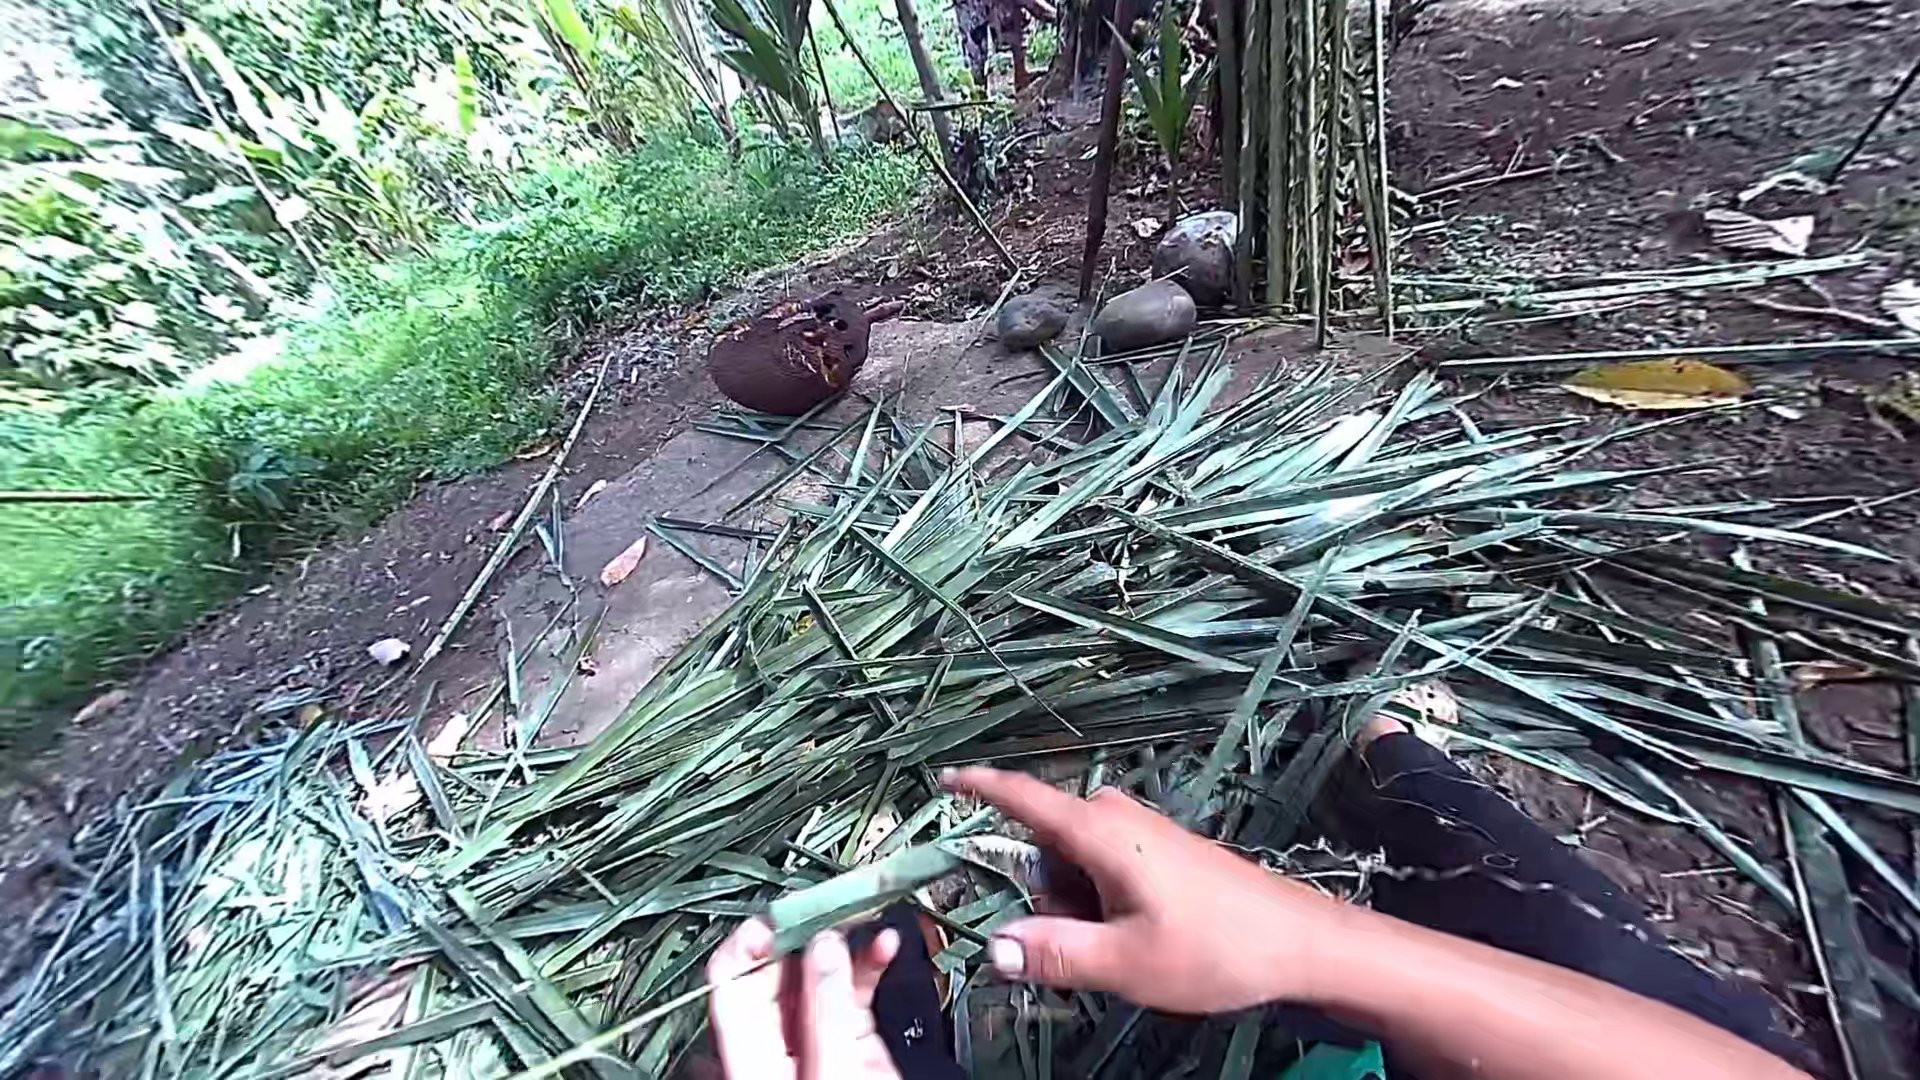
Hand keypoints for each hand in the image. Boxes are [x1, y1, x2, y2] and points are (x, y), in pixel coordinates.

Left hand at [705, 919, 903, 1079]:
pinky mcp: (846, 1039)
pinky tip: (887, 946)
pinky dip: (871, 960)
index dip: (757, 935)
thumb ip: (826, 1011)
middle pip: (779, 967)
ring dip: (848, 938)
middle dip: (811, 926)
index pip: (732, 979)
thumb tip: (824, 944)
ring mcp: (812, 1040)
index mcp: (750, 1061)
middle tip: (842, 899)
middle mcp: (775, 1044)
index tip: (792, 904)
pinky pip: (852, 986)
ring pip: (820, 970)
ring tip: (873, 919)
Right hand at [942, 766, 1351, 1012]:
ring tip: (1127, 940)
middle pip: (1045, 849)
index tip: (945, 777)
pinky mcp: (1146, 839)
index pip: (1024, 797)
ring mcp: (1130, 824)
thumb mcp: (1128, 963)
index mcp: (1097, 830)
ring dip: (1078, 903)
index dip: (981, 786)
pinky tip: (1141, 926)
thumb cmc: (1211, 945)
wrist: (1293, 936)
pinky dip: (1099, 897)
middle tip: (1097, 943)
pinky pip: (1096, 862)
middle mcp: (1109, 813)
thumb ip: (1055, 952)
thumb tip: (993, 947)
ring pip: (1070, 862)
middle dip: (1050, 897)